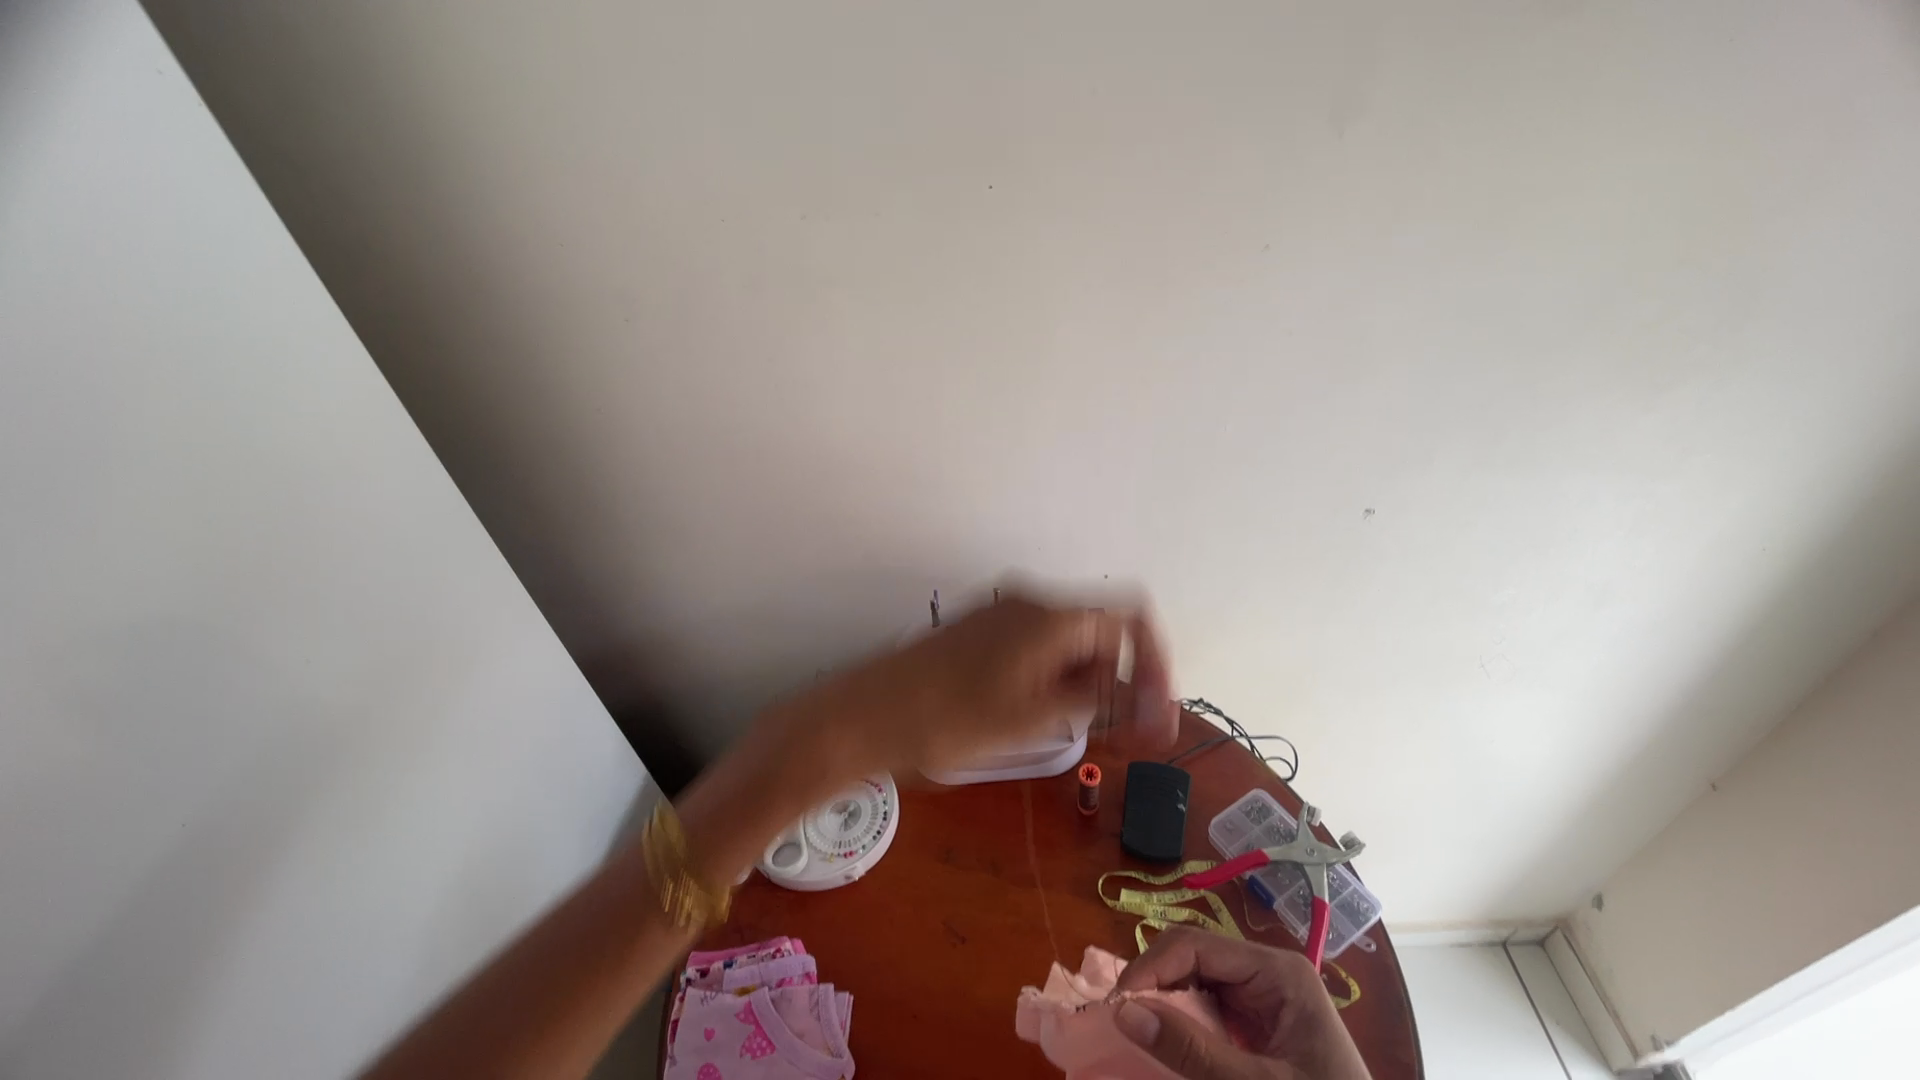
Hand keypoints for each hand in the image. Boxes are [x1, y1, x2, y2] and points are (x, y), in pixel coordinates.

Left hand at [811, 589, 1176, 776]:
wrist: (864, 717)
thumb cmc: (947, 720)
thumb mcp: (1034, 718)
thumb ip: (1098, 700)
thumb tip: (1149, 698)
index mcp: (1047, 614)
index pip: (1129, 618)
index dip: (1154, 662)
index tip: (1157, 709)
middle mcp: (1027, 602)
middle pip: (1100, 628)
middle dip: (1122, 675)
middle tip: (1128, 730)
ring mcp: (999, 614)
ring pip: (1068, 639)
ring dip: (1089, 679)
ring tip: (1083, 728)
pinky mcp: (979, 632)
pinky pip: (1038, 645)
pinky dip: (1056, 675)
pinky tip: (1044, 713)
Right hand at [1110, 928, 1370, 1079]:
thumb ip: (1194, 1052)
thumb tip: (1123, 1011)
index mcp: (1277, 971)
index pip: (1195, 945)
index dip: (1150, 968)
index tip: (1117, 1007)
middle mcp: (1266, 971)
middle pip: (1191, 956)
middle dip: (1153, 984)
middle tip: (1122, 1022)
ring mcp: (1261, 995)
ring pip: (1193, 980)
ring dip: (1163, 1004)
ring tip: (1137, 1032)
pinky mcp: (1255, 1022)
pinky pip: (1205, 1007)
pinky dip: (1180, 1023)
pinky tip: (1167, 1044)